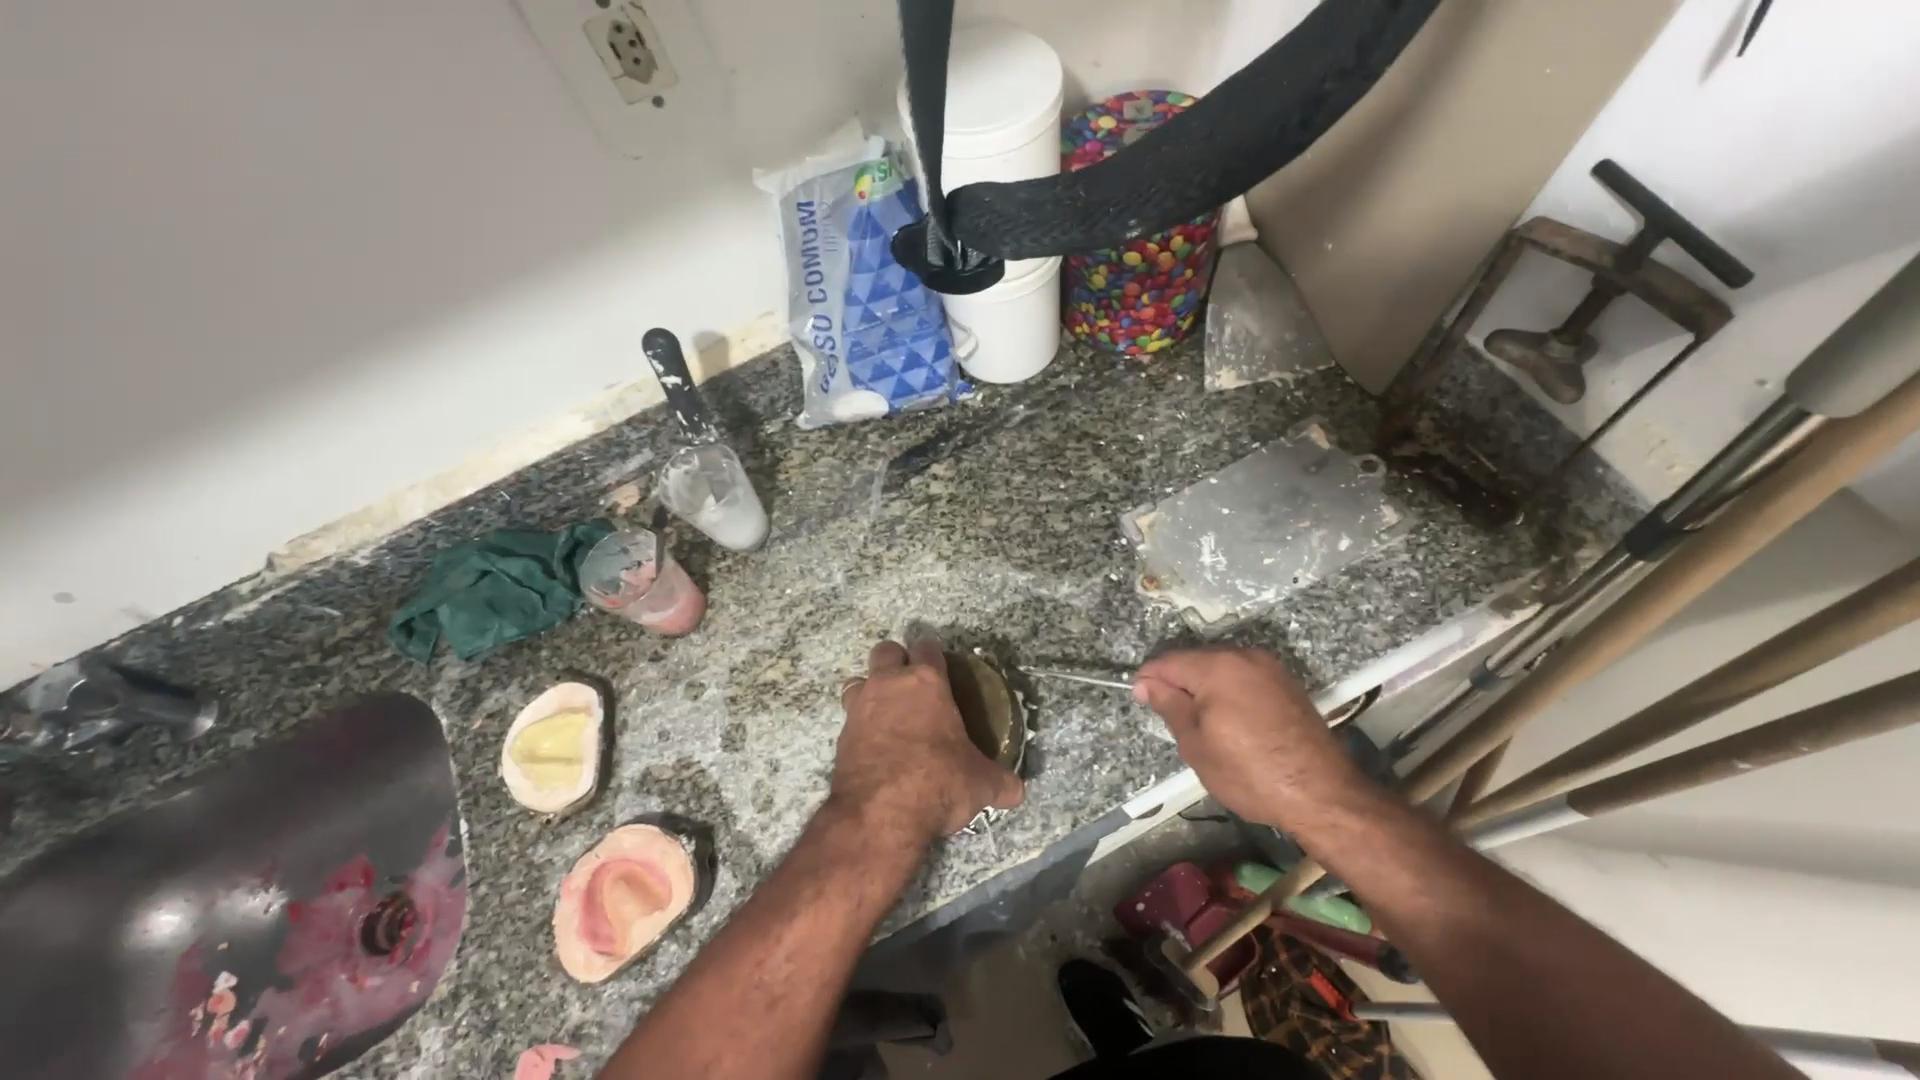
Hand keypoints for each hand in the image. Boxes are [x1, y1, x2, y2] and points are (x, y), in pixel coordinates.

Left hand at [831, 636, 1024, 845]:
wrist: (879, 814)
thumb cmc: (937, 782)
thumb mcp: (980, 784)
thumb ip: (1000, 782)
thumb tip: (1016, 790)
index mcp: (926, 682)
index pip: (928, 647)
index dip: (935, 653)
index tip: (942, 666)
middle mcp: (888, 685)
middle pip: (886, 651)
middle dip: (897, 661)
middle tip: (912, 685)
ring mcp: (859, 708)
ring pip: (859, 681)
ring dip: (871, 690)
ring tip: (888, 714)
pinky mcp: (840, 736)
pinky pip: (850, 718)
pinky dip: (861, 726)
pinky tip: (876, 746)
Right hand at [1132, 647, 1361, 826]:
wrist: (1321, 794)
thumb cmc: (1249, 774)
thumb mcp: (1196, 745)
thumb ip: (1169, 706)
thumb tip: (1146, 684)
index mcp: (1217, 668)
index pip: (1168, 661)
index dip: (1149, 680)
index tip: (1142, 702)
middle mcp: (1245, 657)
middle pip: (1196, 660)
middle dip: (1179, 684)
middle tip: (1174, 721)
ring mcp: (1271, 668)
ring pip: (1222, 668)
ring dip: (1206, 688)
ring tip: (1204, 726)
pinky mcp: (1288, 683)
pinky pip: (1245, 678)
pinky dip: (1231, 692)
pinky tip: (1232, 722)